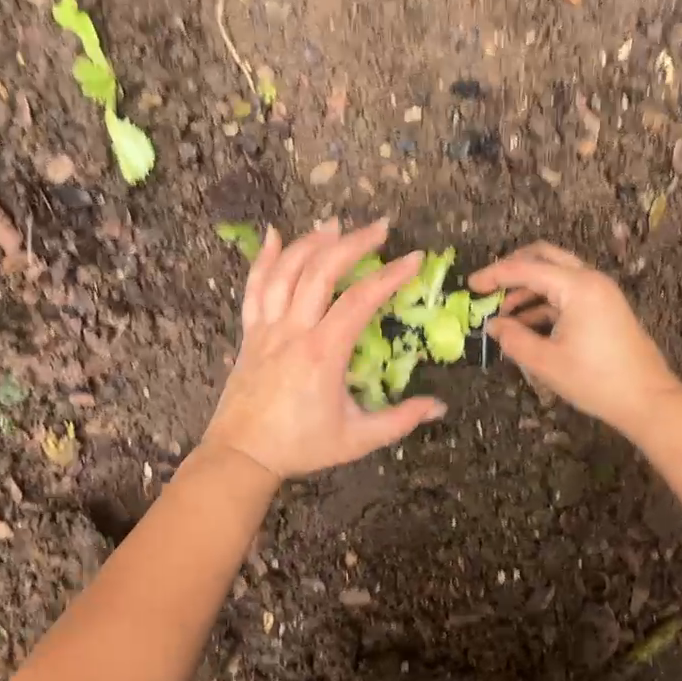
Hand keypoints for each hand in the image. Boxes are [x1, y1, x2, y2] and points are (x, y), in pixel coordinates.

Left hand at [201, 219, 446, 480]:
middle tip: (380, 228)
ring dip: (311, 243)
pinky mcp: (249, 334)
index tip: (414, 258)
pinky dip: (264, 259)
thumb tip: (439, 407)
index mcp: (323, 353)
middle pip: (321, 272)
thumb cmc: (301, 446)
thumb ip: (399, 420)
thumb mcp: (357, 439)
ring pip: (285, 272)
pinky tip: (273, 235)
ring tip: (336, 225)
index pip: (360, 300)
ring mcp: (267, 329)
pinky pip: (254, 289)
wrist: (242, 455)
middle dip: (353, 244)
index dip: (390, 275)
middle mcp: (293, 331)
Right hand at [468, 243, 681, 431]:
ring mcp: (600, 292)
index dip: (495, 275)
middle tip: (488, 288)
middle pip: (543, 257)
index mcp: (577, 286)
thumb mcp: (546, 362)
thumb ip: (513, 339)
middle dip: (512, 269)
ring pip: (555, 275)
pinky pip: (566, 293)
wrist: (647, 400)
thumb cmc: (596, 381)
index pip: (526, 268)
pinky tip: (525, 326)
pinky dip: (543, 302)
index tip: (470, 285)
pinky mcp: (604, 307)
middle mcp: (590, 279)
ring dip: (527, 289)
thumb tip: (492, 326)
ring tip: (502, 315)